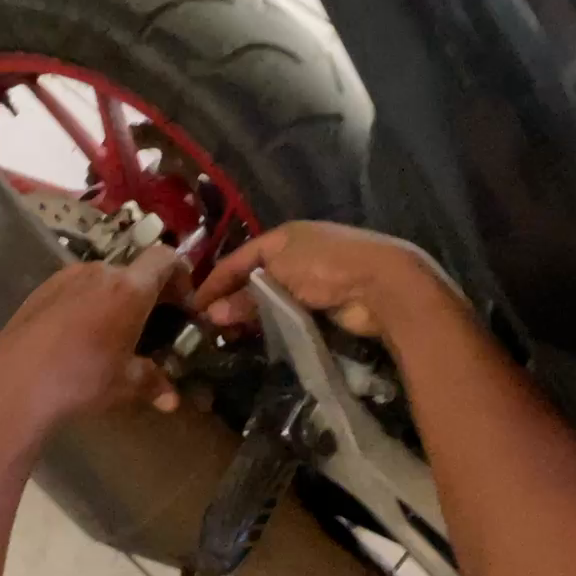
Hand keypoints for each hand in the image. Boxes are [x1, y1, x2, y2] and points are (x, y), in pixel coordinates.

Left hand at [0, 245, 190, 434]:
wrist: (16, 384)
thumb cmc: (82, 380)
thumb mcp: (125, 384)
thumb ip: (153, 382)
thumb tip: (171, 399)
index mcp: (129, 289)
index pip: (165, 258)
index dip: (180, 274)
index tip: (183, 301)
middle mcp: (99, 272)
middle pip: (133, 271)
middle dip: (148, 293)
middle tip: (152, 324)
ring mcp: (65, 278)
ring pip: (102, 279)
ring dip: (116, 298)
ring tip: (113, 332)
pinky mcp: (40, 291)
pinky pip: (75, 288)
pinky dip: (87, 303)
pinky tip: (78, 336)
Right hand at [191, 222, 456, 339]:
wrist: (382, 283)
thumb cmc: (326, 266)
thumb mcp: (277, 275)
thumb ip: (245, 295)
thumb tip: (212, 315)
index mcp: (282, 237)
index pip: (237, 259)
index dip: (214, 281)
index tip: (193, 305)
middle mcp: (296, 254)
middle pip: (253, 278)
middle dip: (231, 299)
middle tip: (210, 326)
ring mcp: (313, 279)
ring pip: (271, 298)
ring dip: (251, 315)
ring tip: (230, 336)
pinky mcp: (326, 304)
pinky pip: (290, 314)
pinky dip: (274, 324)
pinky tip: (260, 338)